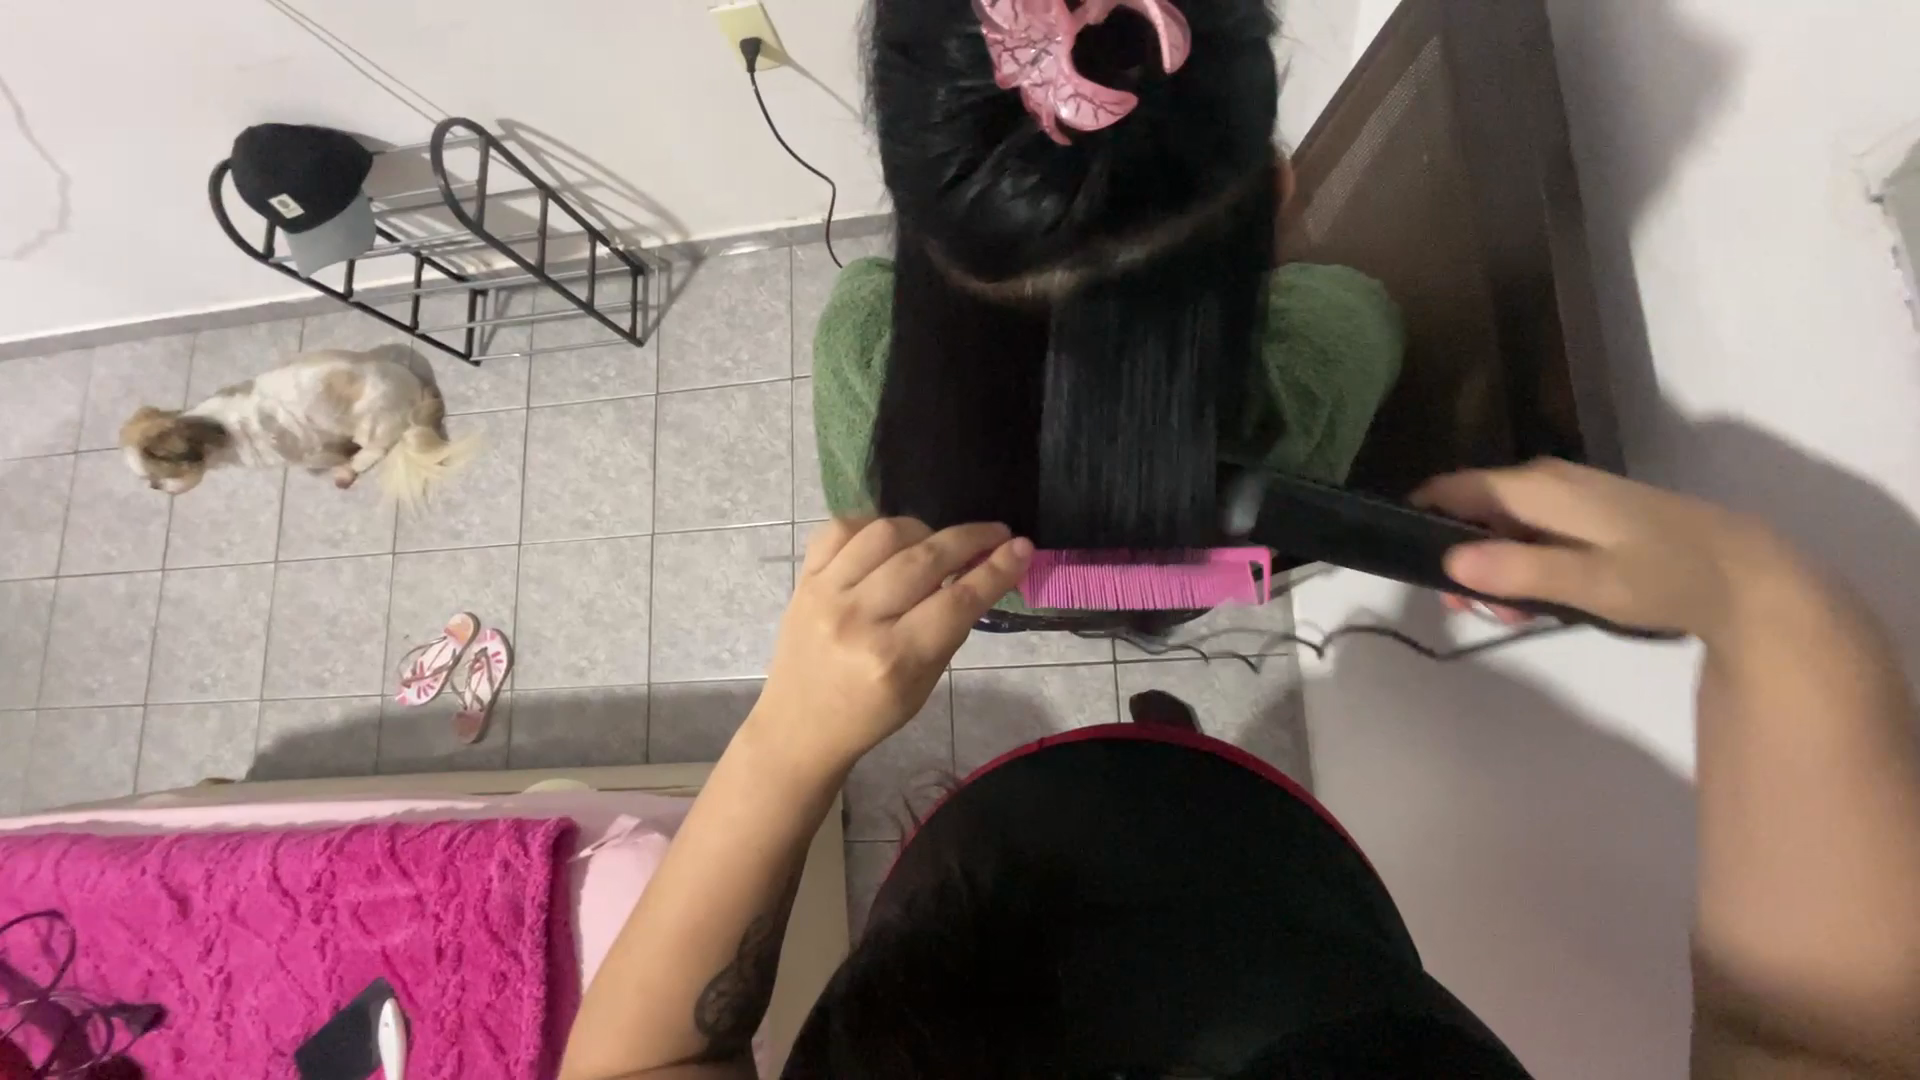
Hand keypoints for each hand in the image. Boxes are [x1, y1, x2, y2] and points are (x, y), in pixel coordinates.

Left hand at [753, 518, 1033, 766]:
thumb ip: (952, 626)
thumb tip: (982, 571)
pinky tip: (892, 540)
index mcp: (894, 660)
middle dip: (969, 539)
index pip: (957, 601)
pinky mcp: (804, 580)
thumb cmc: (871, 713)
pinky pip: (840, 529)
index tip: (1022, 548)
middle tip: (996, 533)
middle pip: (924, 560)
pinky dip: (873, 525)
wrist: (799, 726)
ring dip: (924, 530)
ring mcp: (825, 595)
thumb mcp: (925, 684)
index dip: (995, 570)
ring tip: (939, 543)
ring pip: (885, 534)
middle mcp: (858, 621)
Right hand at [1412, 459, 1804, 642]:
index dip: (1419, 520)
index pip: (1450, 489)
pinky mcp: (1584, 518)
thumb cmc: (1668, 576)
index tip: (1407, 562)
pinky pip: (1528, 536)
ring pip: (1498, 528)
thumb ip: (1518, 570)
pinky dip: (1518, 567)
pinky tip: (1533, 602)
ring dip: (1488, 569)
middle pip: (1471, 512)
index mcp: (1537, 487)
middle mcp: (1544, 482)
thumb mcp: (1592, 583)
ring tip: (1503, 614)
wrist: (1758, 579)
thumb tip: (1449, 560)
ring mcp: (1566, 498)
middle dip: (1457, 558)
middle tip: (1462, 607)